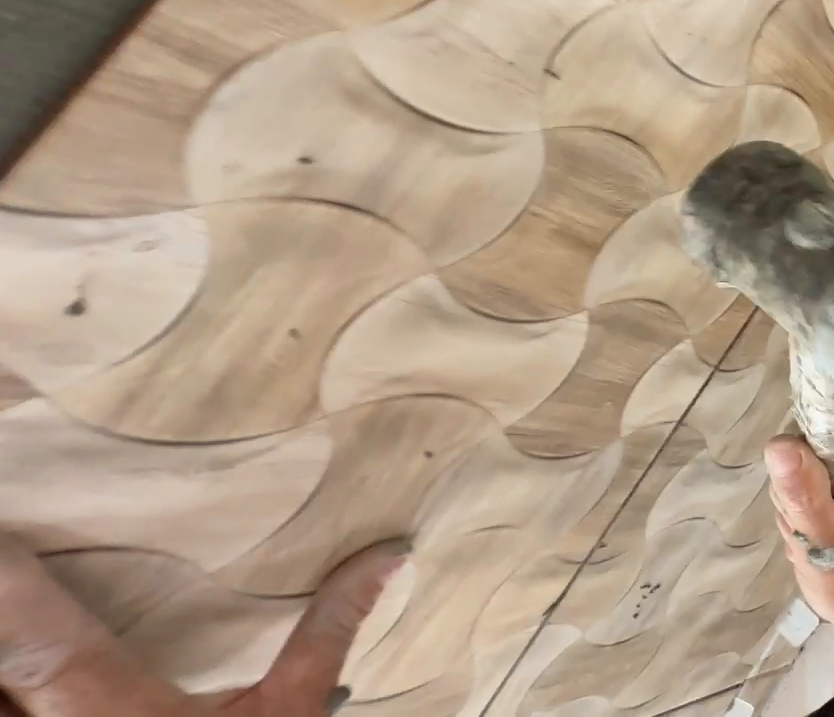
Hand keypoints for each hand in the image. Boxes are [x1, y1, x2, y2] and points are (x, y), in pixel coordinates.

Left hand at [0, 534, 406, 716]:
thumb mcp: (290, 707)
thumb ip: (328, 630)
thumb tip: (390, 554)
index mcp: (112, 713)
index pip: (47, 646)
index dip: (12, 595)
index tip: (2, 538)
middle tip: (11, 562)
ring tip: (17, 639)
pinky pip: (3, 714)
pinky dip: (5, 690)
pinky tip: (20, 677)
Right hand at [765, 412, 833, 639]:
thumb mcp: (823, 540)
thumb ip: (802, 492)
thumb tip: (778, 444)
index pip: (824, 422)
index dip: (803, 456)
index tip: (805, 498)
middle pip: (816, 439)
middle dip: (802, 482)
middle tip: (809, 524)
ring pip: (813, 458)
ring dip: (805, 496)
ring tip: (816, 531)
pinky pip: (822, 473)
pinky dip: (814, 502)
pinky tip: (822, 529)